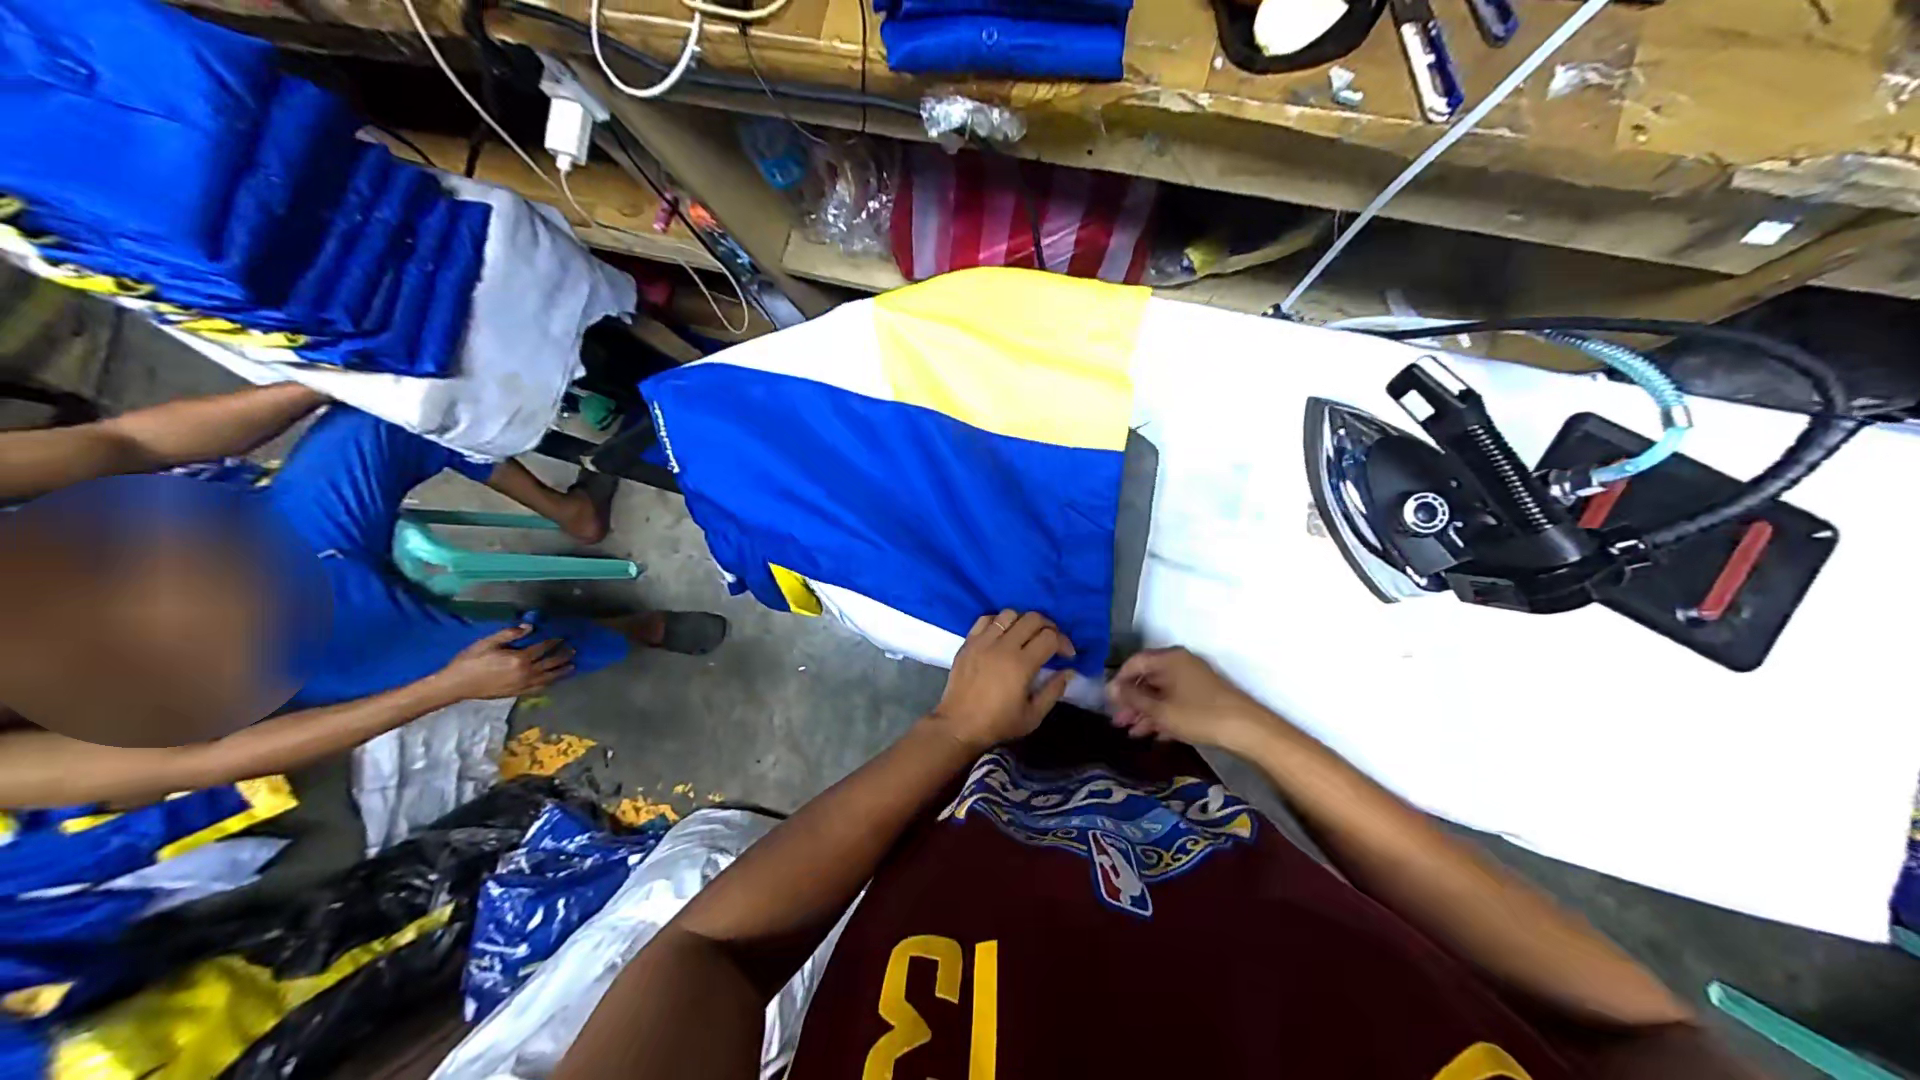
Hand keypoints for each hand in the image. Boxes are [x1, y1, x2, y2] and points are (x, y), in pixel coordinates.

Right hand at [432, 625, 575, 700]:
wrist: (455, 685)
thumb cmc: (469, 661)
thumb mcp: (487, 643)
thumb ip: (510, 634)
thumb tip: (530, 626)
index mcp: (519, 659)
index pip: (543, 648)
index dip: (554, 642)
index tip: (563, 638)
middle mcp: (526, 673)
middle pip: (550, 663)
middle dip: (563, 656)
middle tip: (574, 651)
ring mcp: (522, 685)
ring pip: (548, 678)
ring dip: (562, 672)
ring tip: (572, 667)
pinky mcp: (517, 693)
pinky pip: (539, 689)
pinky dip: (550, 684)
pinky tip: (554, 682)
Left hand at [928, 610, 1075, 750]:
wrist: (959, 725)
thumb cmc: (998, 723)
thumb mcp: (1033, 716)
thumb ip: (1053, 691)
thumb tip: (1068, 671)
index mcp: (1021, 664)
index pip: (1050, 637)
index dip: (1064, 642)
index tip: (1067, 655)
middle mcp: (1003, 646)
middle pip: (1033, 618)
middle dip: (1049, 626)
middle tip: (1051, 641)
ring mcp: (983, 641)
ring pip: (1009, 614)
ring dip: (1023, 621)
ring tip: (1026, 636)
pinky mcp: (968, 642)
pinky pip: (986, 619)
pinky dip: (999, 621)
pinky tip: (1002, 635)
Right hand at [1106, 647, 1274, 751]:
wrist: (1246, 729)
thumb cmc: (1198, 714)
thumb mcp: (1159, 709)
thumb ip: (1133, 698)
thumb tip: (1111, 689)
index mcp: (1168, 658)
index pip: (1134, 662)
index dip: (1118, 681)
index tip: (1108, 702)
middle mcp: (1180, 663)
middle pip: (1147, 679)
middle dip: (1131, 701)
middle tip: (1118, 721)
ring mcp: (1192, 679)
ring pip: (1161, 693)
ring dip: (1145, 712)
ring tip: (1132, 733)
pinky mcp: (1203, 696)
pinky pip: (1175, 702)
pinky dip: (1163, 716)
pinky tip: (1154, 736)